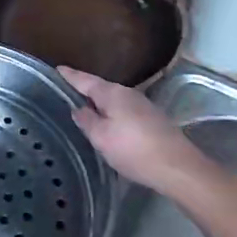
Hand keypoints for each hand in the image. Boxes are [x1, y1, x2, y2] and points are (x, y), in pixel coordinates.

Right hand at [60, 67, 226, 198]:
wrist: (178, 168)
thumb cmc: (134, 150)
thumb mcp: (101, 137)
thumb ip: (86, 120)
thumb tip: (78, 108)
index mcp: (112, 93)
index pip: (85, 80)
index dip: (70, 75)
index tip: (57, 69)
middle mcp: (128, 93)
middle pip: (100, 88)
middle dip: (84, 89)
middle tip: (65, 92)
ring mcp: (143, 106)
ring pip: (113, 100)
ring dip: (98, 103)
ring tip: (82, 109)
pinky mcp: (152, 119)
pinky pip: (123, 110)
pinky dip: (111, 112)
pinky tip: (107, 123)